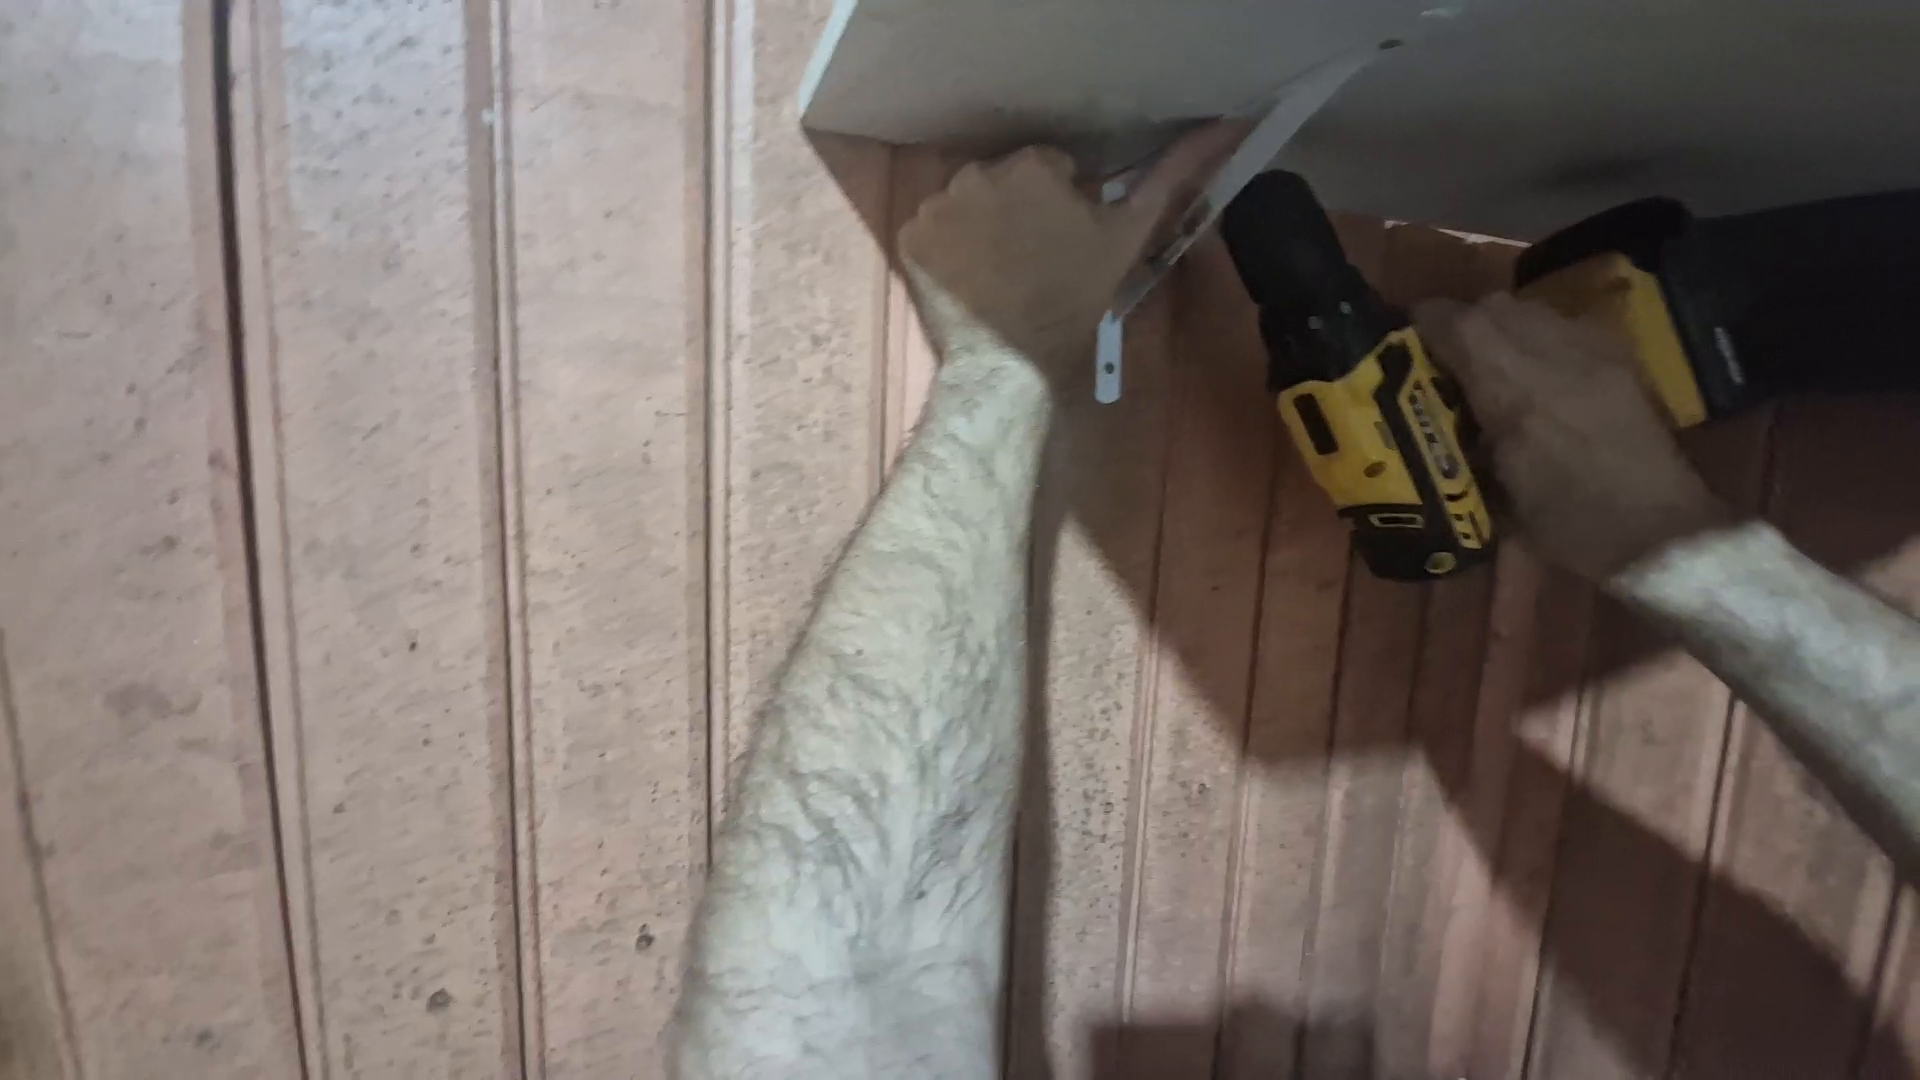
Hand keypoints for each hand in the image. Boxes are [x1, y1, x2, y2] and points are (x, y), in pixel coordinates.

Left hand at [897, 125, 1242, 383]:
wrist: (1011, 364)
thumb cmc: (1073, 306)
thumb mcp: (1127, 242)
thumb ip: (1165, 183)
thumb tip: (1222, 131)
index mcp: (1034, 168)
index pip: (1047, 170)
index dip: (1057, 206)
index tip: (1060, 245)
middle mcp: (978, 174)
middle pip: (1001, 184)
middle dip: (1015, 212)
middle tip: (1028, 264)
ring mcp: (938, 207)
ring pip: (964, 205)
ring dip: (977, 228)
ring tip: (994, 277)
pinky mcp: (911, 240)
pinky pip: (930, 232)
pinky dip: (943, 252)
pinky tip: (964, 283)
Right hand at [1414, 293, 1734, 580]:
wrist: (1653, 532)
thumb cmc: (1559, 523)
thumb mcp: (1488, 486)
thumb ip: (1458, 432)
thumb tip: (1423, 403)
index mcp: (1519, 396)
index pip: (1464, 325)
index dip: (1426, 324)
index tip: (1402, 340)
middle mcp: (1559, 361)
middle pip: (1496, 307)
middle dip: (1459, 325)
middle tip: (1439, 360)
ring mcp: (1598, 355)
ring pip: (1531, 311)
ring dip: (1497, 329)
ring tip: (1482, 367)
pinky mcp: (1622, 360)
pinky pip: (1564, 326)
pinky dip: (1535, 338)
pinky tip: (1530, 375)